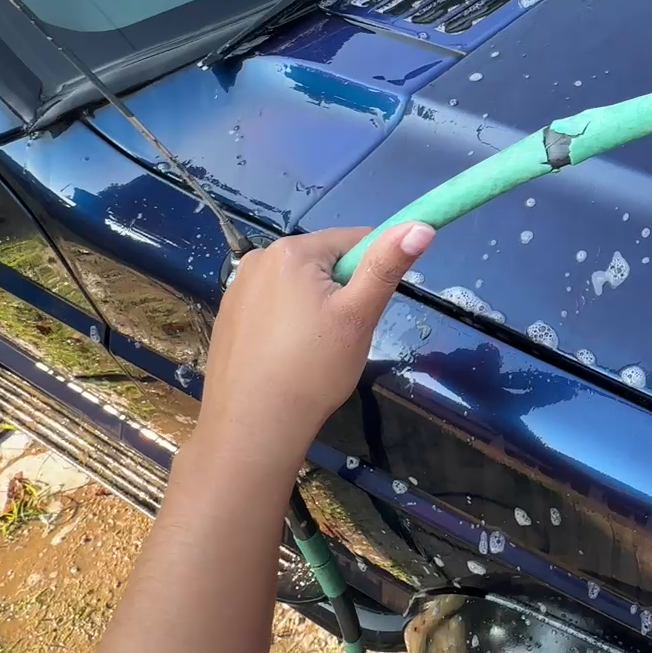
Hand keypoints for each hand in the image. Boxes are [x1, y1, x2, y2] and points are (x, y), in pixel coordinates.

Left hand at [194, 223, 433, 474]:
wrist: (253, 427)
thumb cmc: (314, 367)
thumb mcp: (360, 314)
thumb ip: (388, 264)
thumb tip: (421, 225)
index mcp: (293, 251)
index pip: (356, 239)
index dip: (374, 272)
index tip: (370, 309)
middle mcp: (260, 258)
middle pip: (328, 261)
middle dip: (347, 291)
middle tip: (347, 333)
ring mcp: (239, 287)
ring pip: (304, 284)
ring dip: (321, 306)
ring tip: (320, 347)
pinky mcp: (230, 315)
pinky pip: (278, 303)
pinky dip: (294, 321)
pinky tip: (293, 354)